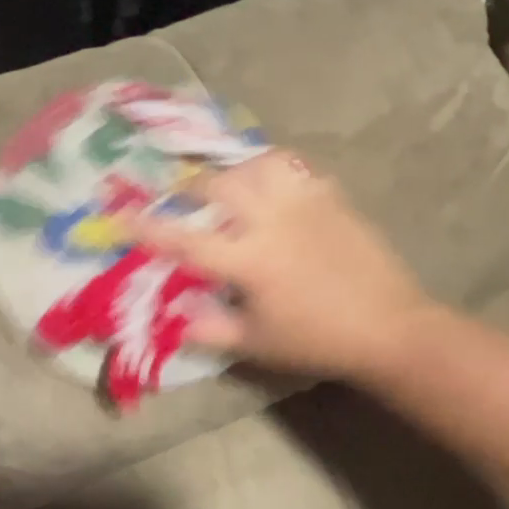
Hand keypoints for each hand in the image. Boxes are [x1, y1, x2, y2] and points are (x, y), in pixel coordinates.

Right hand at [130, 151, 430, 378]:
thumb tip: (175, 316)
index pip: (185, 239)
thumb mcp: (257, 345)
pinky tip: (272, 183)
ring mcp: (304, 203)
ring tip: (228, 182)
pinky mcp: (332, 197)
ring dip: (234, 169)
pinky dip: (275, 168)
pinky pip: (296, 168)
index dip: (147, 227)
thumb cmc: (317, 341)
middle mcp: (271, 220)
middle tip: (181, 196)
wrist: (389, 327)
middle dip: (190, 187)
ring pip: (258, 163)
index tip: (118, 213)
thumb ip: (210, 329)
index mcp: (248, 259)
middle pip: (218, 186)